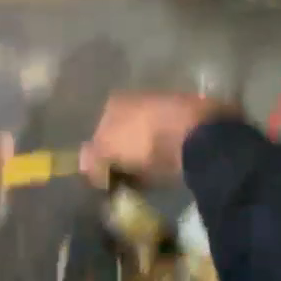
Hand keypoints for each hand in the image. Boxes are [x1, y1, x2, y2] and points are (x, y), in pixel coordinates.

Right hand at [81, 92, 231, 184]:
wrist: (196, 135)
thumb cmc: (143, 139)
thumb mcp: (108, 150)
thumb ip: (92, 158)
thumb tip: (85, 164)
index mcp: (115, 101)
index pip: (99, 129)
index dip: (99, 155)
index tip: (103, 178)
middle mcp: (139, 99)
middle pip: (124, 132)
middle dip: (123, 154)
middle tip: (123, 181)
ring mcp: (166, 109)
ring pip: (146, 138)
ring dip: (144, 157)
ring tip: (145, 181)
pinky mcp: (189, 124)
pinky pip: (168, 146)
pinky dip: (164, 159)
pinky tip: (166, 173)